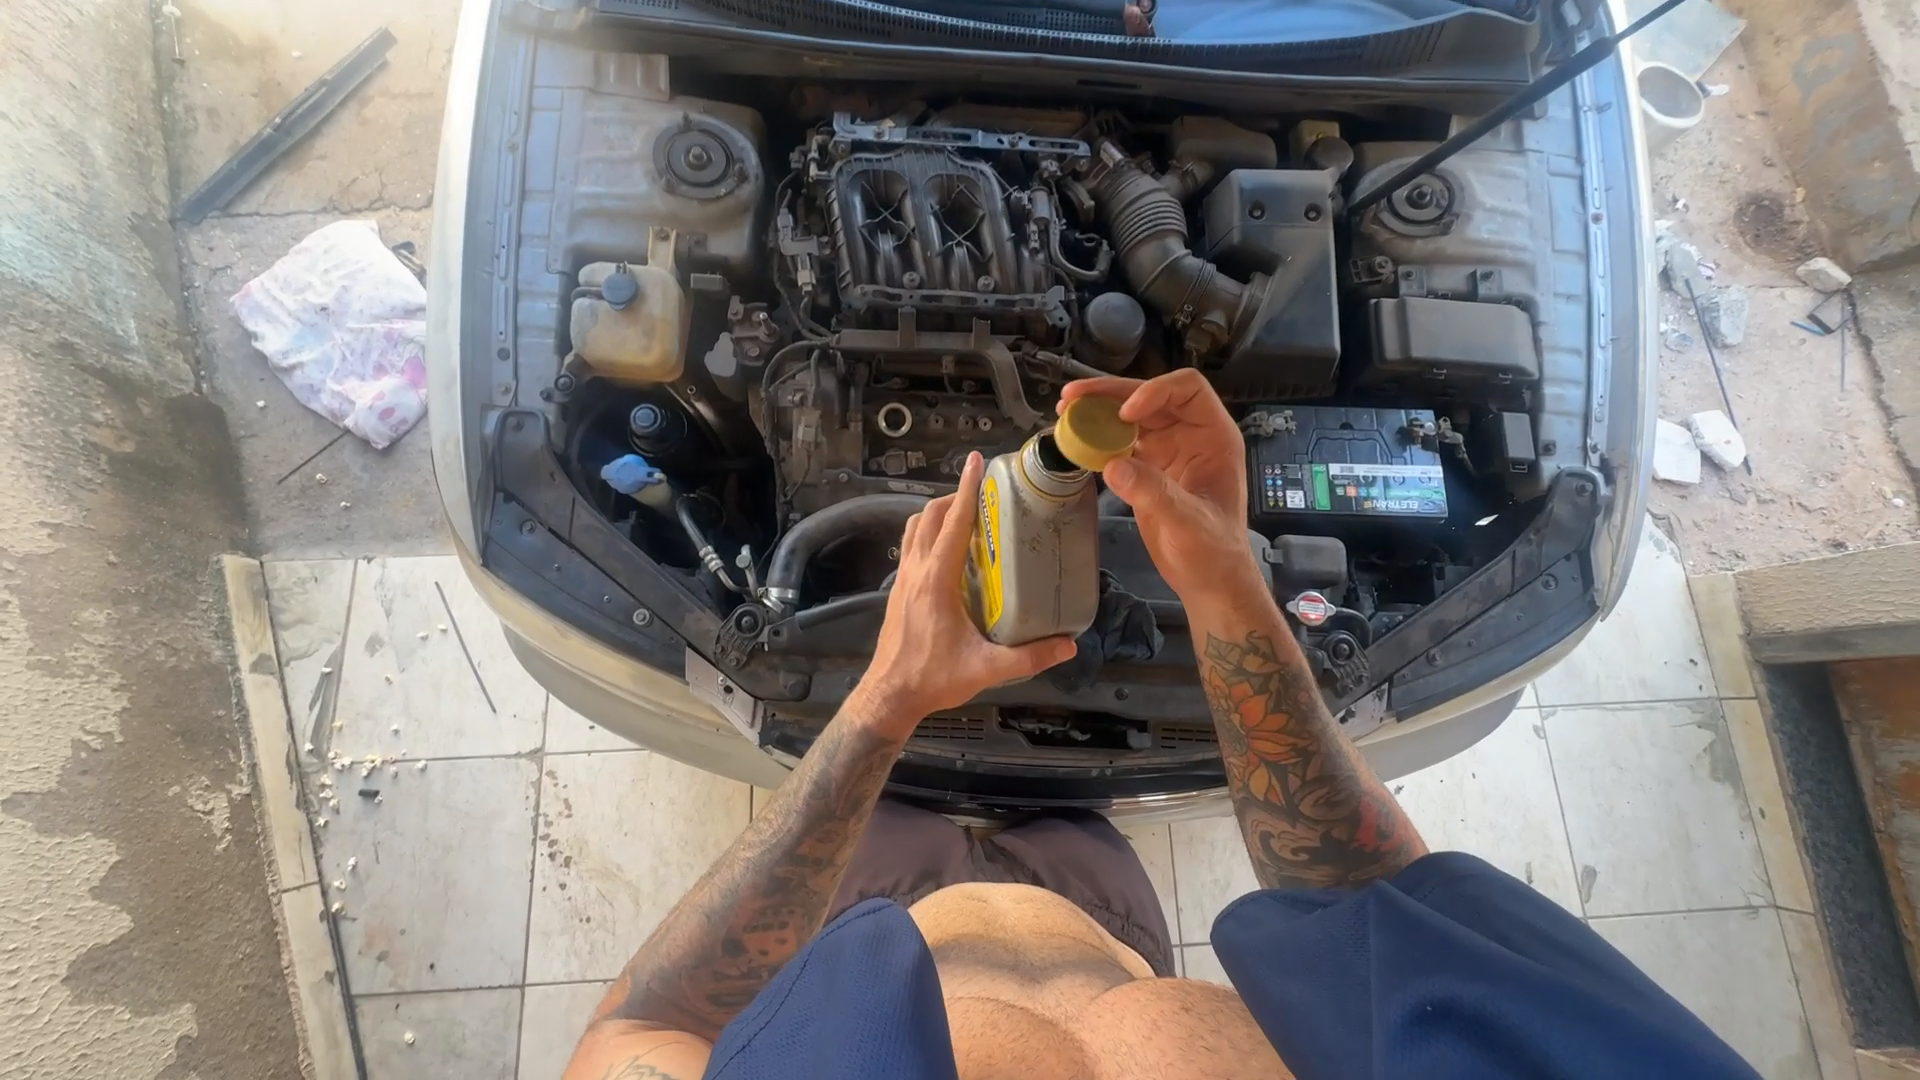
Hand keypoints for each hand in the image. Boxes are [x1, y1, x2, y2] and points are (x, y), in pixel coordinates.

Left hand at [855, 451, 1077, 734]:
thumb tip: (1068, 645)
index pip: (953, 523)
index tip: (976, 462)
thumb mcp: (986, 669)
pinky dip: (927, 534)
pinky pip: (911, 546)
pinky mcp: (897, 590)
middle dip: (955, 497)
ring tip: (966, 516)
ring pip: (915, 528)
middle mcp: (916, 571)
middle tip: (984, 495)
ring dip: (937, 514)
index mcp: (936, 580)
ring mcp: (902, 579)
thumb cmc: (933, 678)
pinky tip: (948, 551)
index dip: (967, 489)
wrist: (889, 695)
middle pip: (931, 516)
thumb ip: (1029, 657)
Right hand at [1058, 370, 1265, 611]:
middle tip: (1073, 396)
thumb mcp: (1188, 524)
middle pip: (1150, 398)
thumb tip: (1113, 466)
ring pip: (1130, 417)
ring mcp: (1166, 452)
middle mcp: (1190, 436)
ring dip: (1098, 411)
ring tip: (1065, 410)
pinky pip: (1118, 443)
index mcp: (1213, 437)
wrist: (1208, 581)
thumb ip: (1154, 493)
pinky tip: (1072, 439)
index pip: (1188, 391)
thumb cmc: (1212, 553)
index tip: (1125, 414)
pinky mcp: (1145, 470)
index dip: (1155, 392)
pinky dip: (1095, 438)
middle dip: (1112, 394)